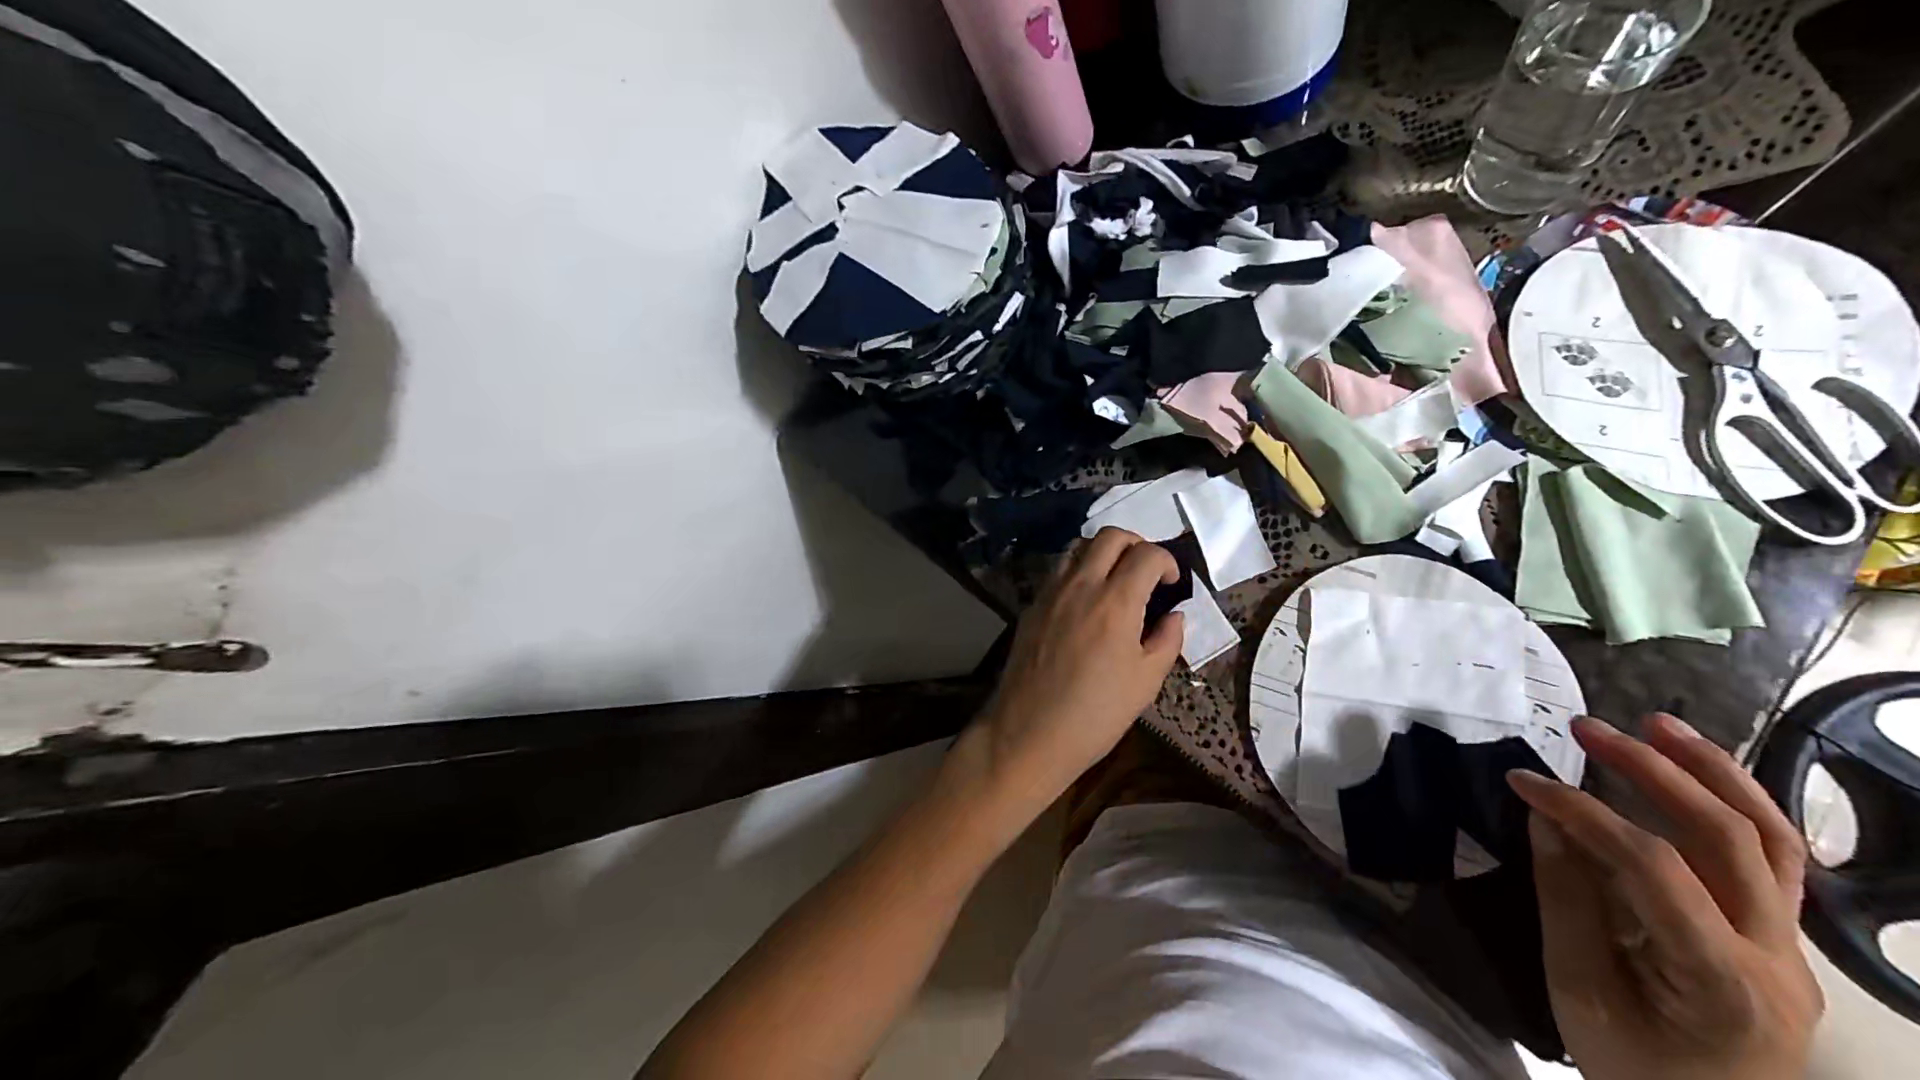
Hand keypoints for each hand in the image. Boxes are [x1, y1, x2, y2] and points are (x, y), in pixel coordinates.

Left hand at [961, 527, 1183, 816]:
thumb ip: (1167, 639)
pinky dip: (1078, 571)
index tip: (1172, 582)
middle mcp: (1080, 585)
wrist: (1028, 733)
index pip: (1146, 555)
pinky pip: (1057, 572)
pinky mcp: (1031, 607)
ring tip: (1116, 580)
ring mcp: (1050, 593)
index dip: (1166, 561)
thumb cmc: (1096, 714)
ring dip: (1102, 552)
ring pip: (1078, 548)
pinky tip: (1086, 601)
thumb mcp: (1146, 681)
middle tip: (1146, 571)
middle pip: (1109, 536)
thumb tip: (1175, 614)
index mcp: (1115, 602)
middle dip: (1136, 544)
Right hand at [1509, 714, 1822, 1079]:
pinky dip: (1736, 806)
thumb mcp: (1578, 987)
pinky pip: (1775, 863)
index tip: (1521, 781)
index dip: (1582, 811)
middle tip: (1588, 727)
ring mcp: (1794, 951)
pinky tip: (1698, 774)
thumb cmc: (1631, 1066)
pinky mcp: (1783, 943)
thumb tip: (1547, 816)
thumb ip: (1567, 898)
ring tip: (1659, 724)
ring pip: (1774, 842)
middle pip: (1729, 839)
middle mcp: (1777, 958)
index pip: (1652, 866)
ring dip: (1714, 773)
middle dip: (1654, 770)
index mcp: (1720, 979)